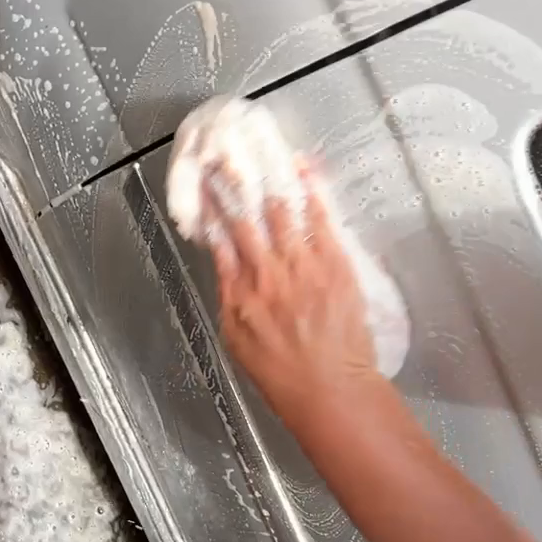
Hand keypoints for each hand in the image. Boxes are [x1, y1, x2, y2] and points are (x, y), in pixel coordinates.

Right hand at [206, 172, 384, 428]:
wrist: (329, 388)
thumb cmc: (280, 371)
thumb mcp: (236, 338)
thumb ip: (229, 296)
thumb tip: (224, 263)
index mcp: (239, 294)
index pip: (221, 241)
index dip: (212, 210)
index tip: (205, 187)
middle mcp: (267, 276)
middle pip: (246, 220)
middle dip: (233, 186)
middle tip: (224, 157)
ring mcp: (303, 268)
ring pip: (282, 214)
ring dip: (270, 180)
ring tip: (261, 153)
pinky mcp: (336, 266)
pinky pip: (322, 221)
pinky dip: (312, 193)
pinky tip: (305, 170)